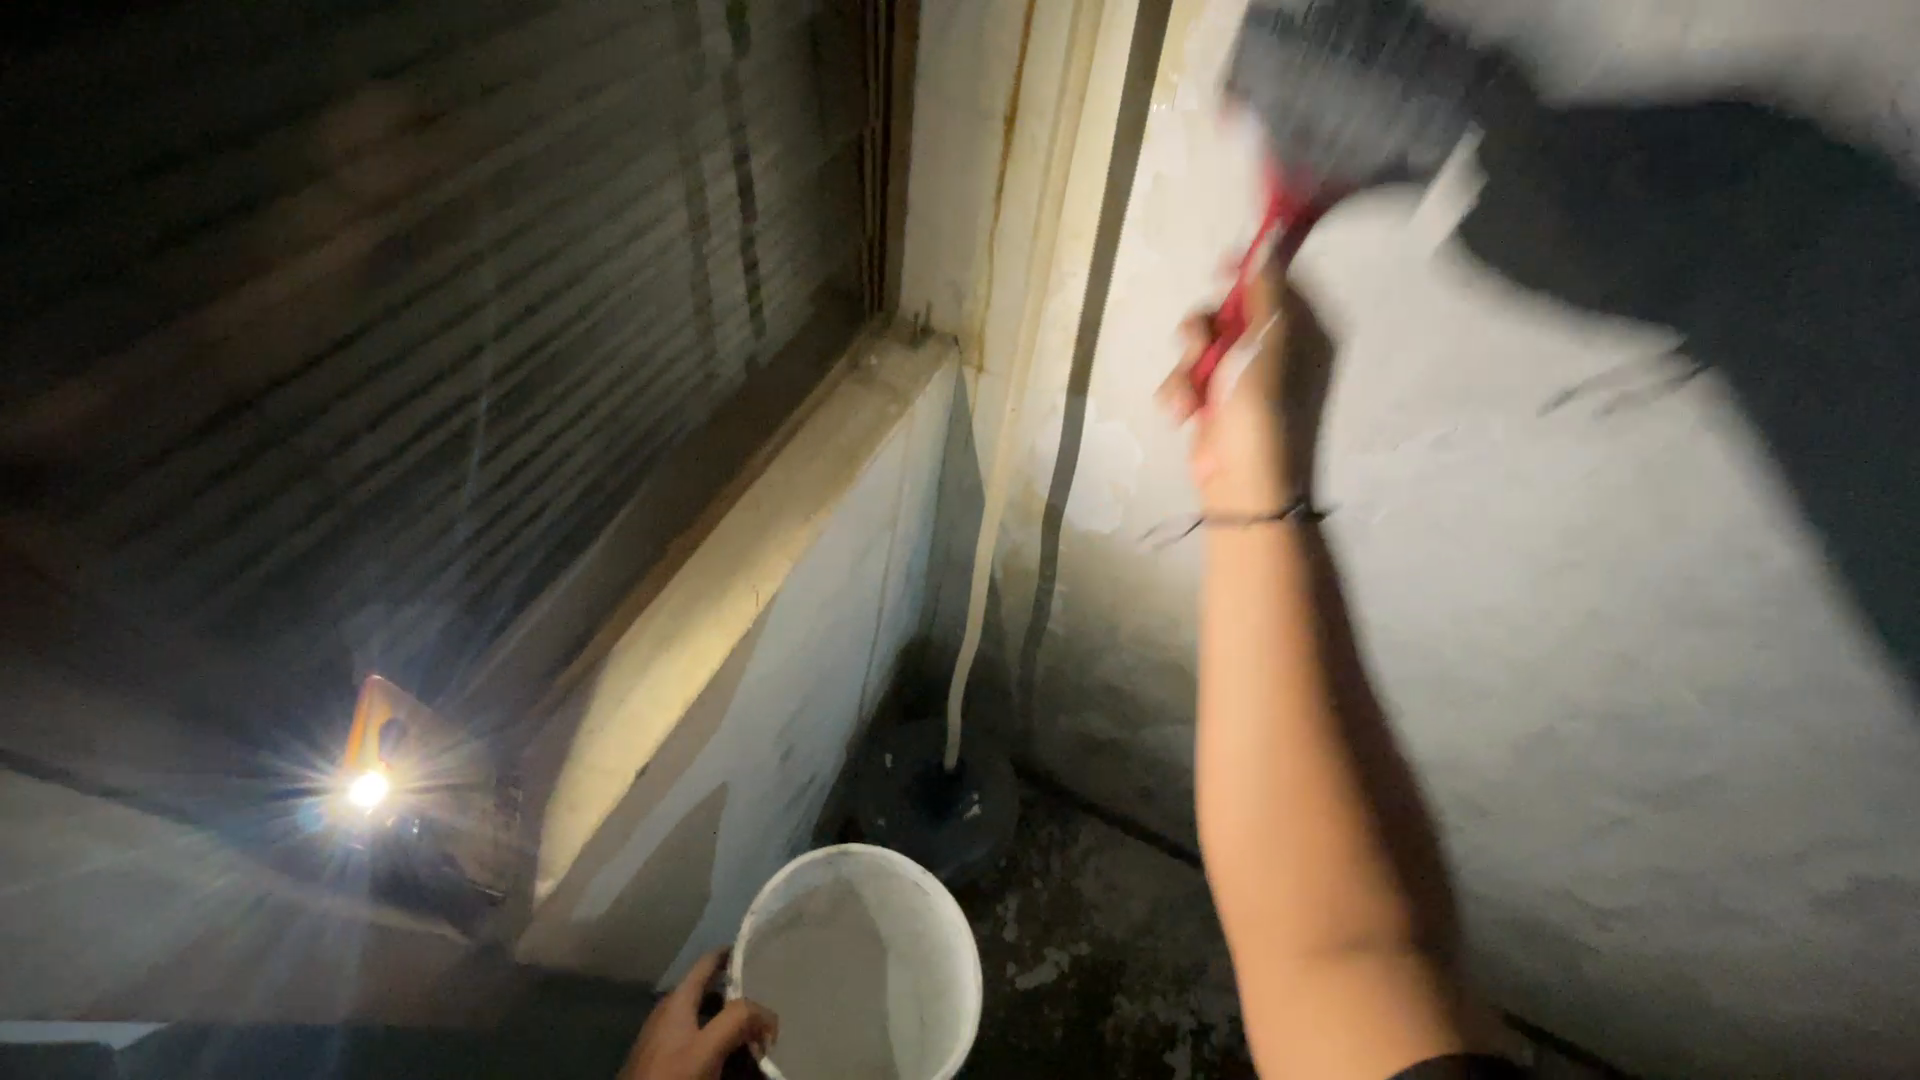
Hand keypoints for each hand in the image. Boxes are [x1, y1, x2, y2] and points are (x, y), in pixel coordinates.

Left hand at [619, 950, 778, 1079]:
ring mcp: (663, 1039)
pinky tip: (731, 1063)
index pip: (709, 961)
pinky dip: (718, 1047)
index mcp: (677, 999)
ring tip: (755, 1042)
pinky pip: (697, 1044)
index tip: (761, 956)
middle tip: (765, 1012)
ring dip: (731, 1028)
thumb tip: (768, 1015)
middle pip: (711, 993)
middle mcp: (669, 1012)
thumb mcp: (708, 1048)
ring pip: (706, 1021)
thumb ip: (739, 1020)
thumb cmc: (670, 1078)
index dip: (734, 954)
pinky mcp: (662, 1063)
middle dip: (740, 999)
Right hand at [1157, 257, 1333, 514]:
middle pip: (1221, 312)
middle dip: (1200, 331)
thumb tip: (1268, 240)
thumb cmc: (1258, 413)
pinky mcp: (1206, 400)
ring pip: (1194, 346)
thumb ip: (1263, 294)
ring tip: (1188, 398)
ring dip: (1183, 369)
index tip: (1218, 269)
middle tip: (1198, 347)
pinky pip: (1181, 378)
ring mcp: (1232, 377)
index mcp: (1291, 334)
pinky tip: (1181, 413)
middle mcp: (1262, 350)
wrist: (1237, 481)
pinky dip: (1176, 394)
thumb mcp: (1262, 347)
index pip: (1269, 285)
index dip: (1243, 272)